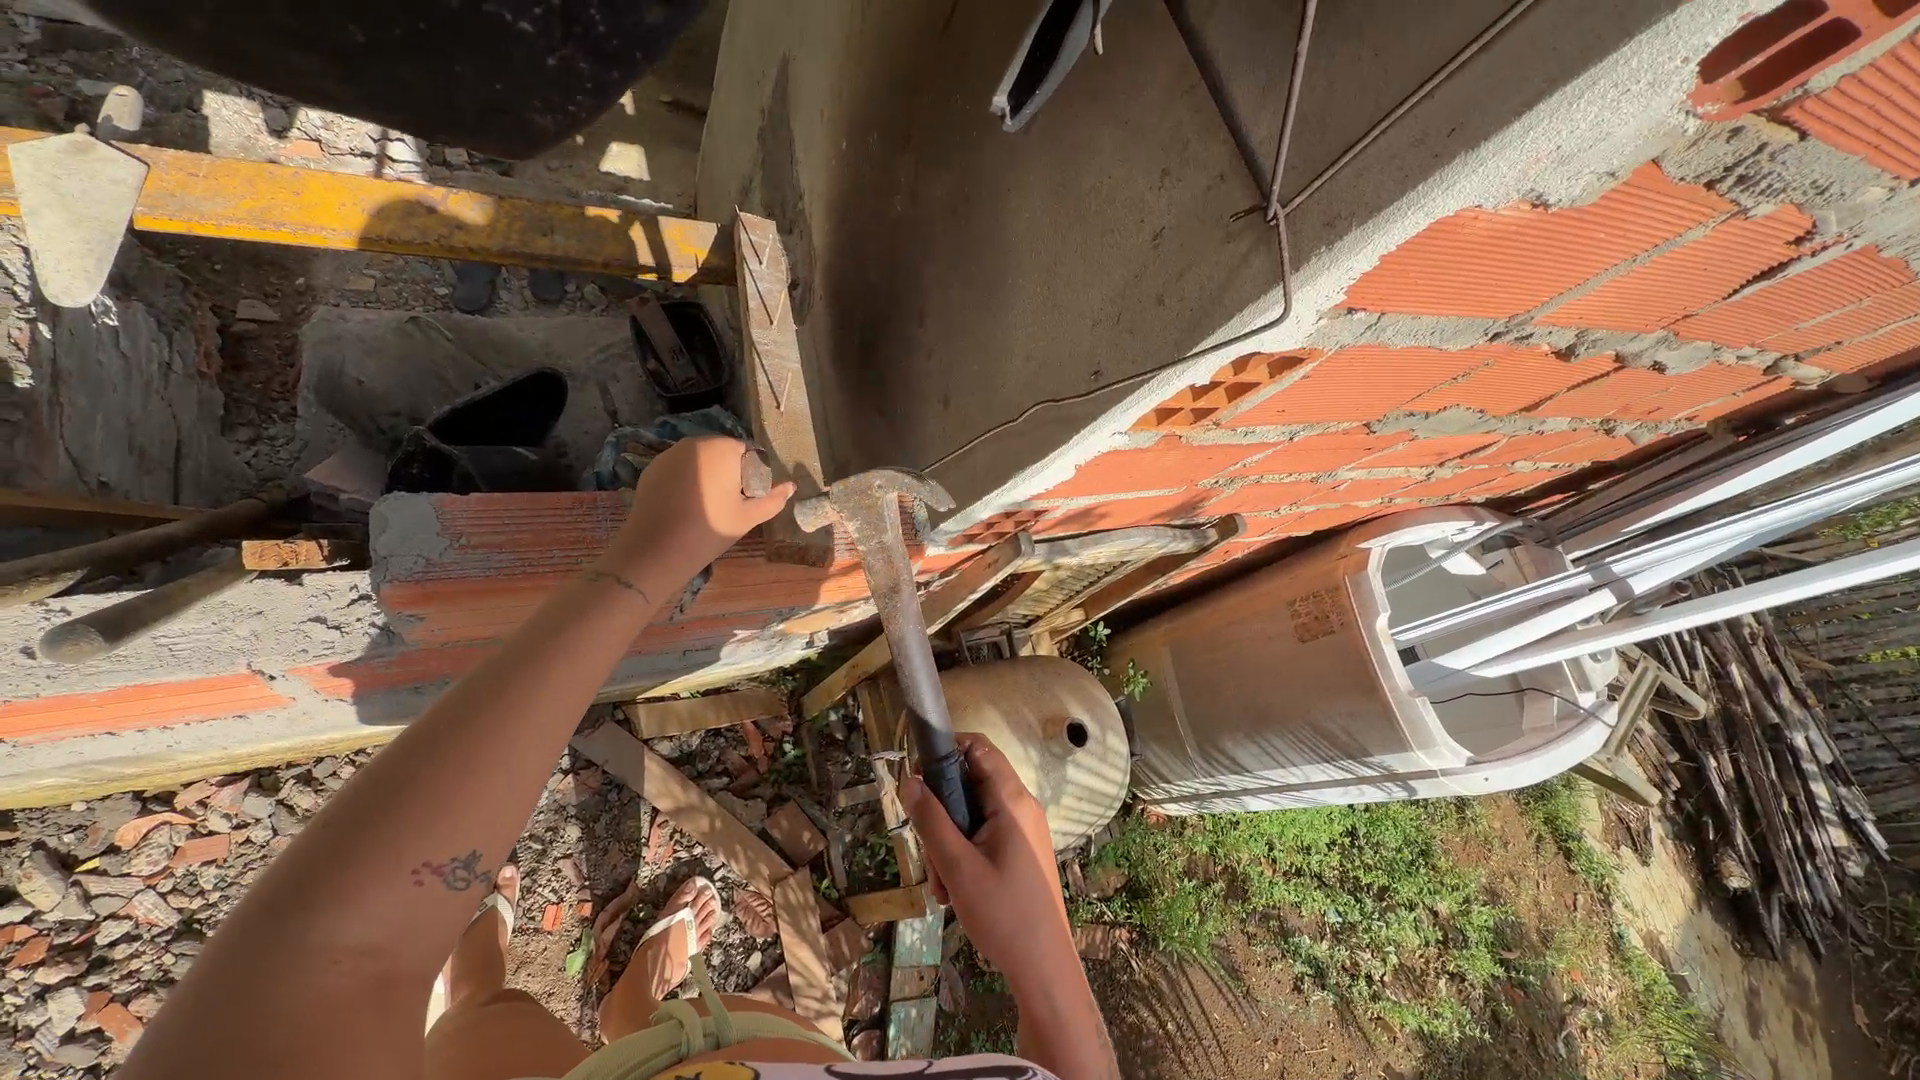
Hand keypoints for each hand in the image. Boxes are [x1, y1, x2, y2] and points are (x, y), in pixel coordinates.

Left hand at [603, 437, 793, 575]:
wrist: (656, 549)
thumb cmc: (710, 530)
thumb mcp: (748, 517)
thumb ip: (773, 499)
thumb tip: (791, 486)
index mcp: (722, 448)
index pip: (750, 452)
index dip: (755, 474)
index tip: (750, 497)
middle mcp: (694, 443)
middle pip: (723, 453)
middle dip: (731, 472)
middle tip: (732, 503)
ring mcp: (669, 454)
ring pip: (700, 460)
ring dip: (709, 475)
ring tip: (709, 505)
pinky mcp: (652, 469)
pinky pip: (679, 469)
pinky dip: (688, 481)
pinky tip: (686, 506)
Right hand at [902, 734, 1074, 995]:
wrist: (1044, 967)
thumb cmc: (1002, 914)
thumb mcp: (957, 867)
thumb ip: (931, 820)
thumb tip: (909, 780)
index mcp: (1012, 801)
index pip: (978, 748)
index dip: (945, 751)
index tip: (916, 777)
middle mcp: (1022, 807)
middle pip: (970, 785)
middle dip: (941, 815)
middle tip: (929, 854)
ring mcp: (1024, 830)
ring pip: (973, 816)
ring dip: (949, 844)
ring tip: (943, 887)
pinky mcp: (1022, 851)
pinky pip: (985, 837)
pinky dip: (965, 856)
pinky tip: (956, 892)